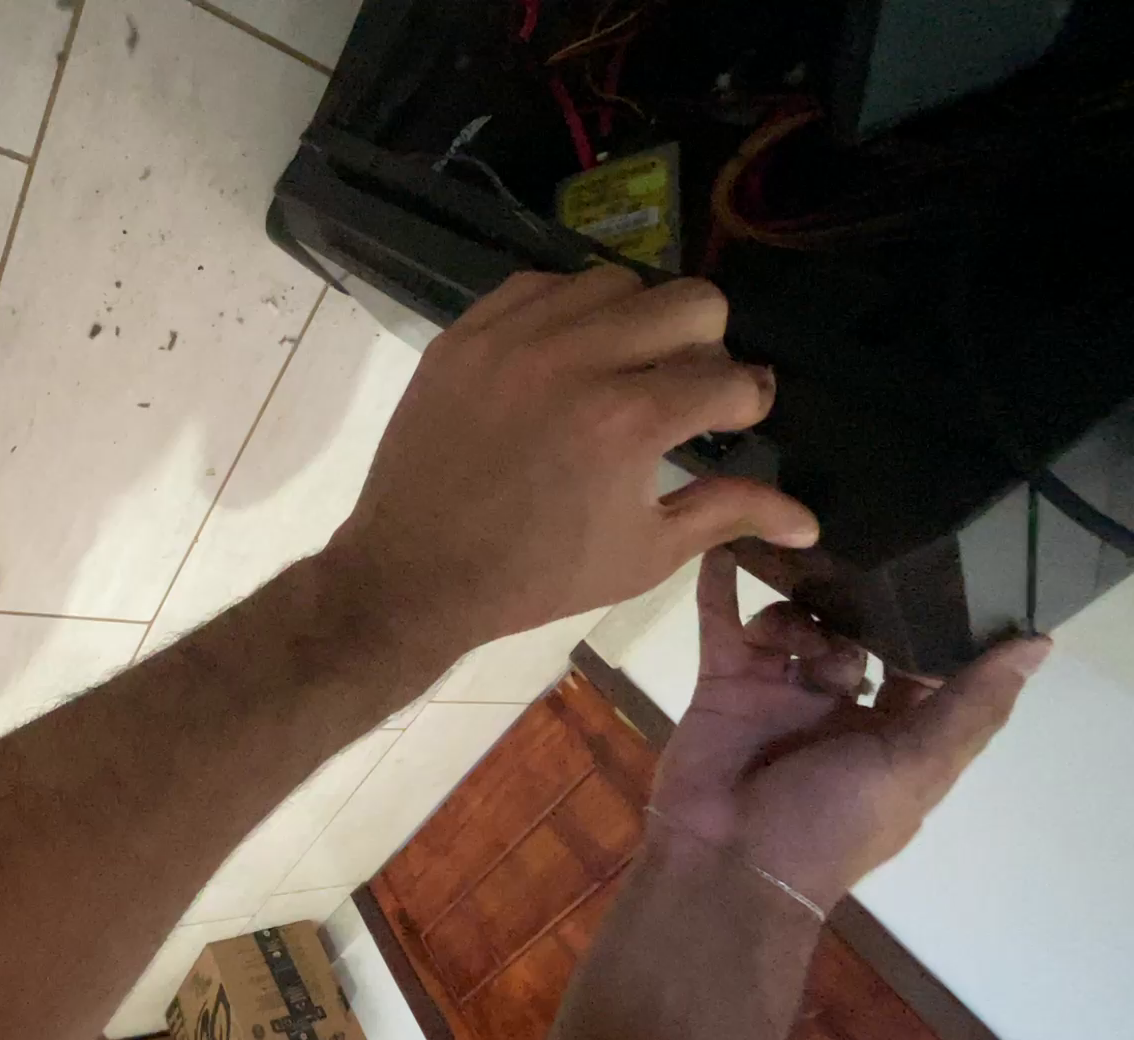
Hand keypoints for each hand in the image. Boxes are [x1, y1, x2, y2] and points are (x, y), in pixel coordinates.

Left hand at [328, 267, 817, 655]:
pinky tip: (556, 352)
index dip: (743, 405)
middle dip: (704, 346)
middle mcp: (571, 361)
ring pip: (611, 281)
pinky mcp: (458, 341)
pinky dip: (559, 309)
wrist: (411, 571)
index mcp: (628, 419)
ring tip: (614, 368)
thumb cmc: (527, 577)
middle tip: (677, 390)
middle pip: (689, 301)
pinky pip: (531, 287)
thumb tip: (808, 516)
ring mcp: (505, 343)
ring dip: (632, 320)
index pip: (730, 377)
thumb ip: (724, 514)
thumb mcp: (637, 556)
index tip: (729, 422)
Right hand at [650, 547, 1051, 911]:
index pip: (921, 666)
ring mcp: (774, 690)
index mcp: (892, 731)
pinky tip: (722, 551)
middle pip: (849, 637)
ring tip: (790, 631)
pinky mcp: (721, 681)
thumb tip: (1036, 645)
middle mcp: (835, 705)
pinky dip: (721, 589)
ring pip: (791, 629)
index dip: (929, 628)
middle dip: (850, 613)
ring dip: (796, 614)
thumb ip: (968, 705)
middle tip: (845, 577)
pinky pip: (722, 627)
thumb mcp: (914, 768)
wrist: (729, 850)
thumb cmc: (831, 819)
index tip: (938, 577)